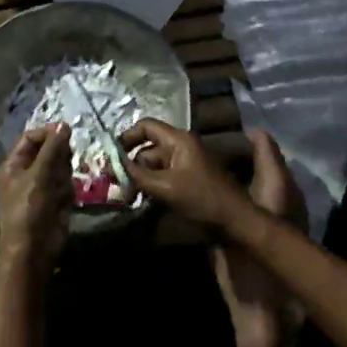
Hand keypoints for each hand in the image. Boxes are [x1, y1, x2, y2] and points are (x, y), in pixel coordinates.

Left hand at [0, 123, 72, 277]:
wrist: (35, 249)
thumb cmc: (30, 208)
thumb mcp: (39, 174)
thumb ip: (52, 148)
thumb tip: (63, 124)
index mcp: (14, 164)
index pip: (31, 138)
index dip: (48, 134)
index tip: (66, 133)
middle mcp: (26, 172)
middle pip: (48, 151)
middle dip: (58, 158)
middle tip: (61, 168)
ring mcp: (41, 186)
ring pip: (60, 167)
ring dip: (63, 176)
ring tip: (59, 190)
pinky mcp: (54, 199)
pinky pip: (65, 184)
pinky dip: (66, 190)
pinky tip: (63, 202)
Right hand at [121, 119, 251, 228]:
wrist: (234, 219)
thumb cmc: (201, 198)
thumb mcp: (165, 187)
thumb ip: (138, 175)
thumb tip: (115, 164)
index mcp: (178, 140)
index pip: (146, 126)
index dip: (128, 137)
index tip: (112, 155)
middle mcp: (181, 146)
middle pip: (148, 148)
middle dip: (132, 164)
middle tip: (116, 182)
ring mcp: (185, 161)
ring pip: (154, 164)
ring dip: (141, 177)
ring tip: (128, 194)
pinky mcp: (187, 177)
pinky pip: (163, 175)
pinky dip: (152, 184)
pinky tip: (142, 198)